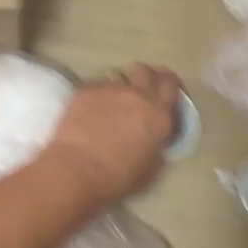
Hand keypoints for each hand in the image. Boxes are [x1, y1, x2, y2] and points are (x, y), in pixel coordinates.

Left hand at [37, 64, 180, 205]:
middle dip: (144, 77)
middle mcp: (137, 95)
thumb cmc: (118, 176)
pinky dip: (97, 93)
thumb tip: (151, 136)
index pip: (171, 83)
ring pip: (118, 75)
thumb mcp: (151, 165)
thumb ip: (155, 142)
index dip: (169, 83)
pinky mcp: (85, 90)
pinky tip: (89, 108)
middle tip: (138, 91)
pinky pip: (96, 84)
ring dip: (118, 85)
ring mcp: (109, 89)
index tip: (164, 90)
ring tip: (111, 101)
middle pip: (145, 71)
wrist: (77, 169)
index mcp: (159, 114)